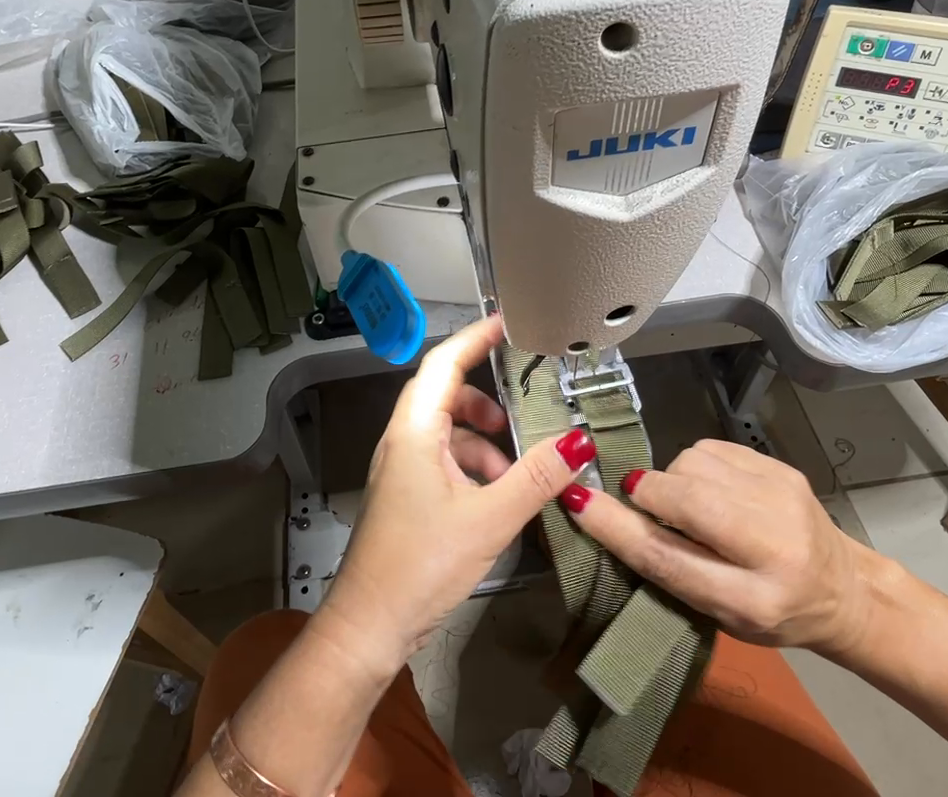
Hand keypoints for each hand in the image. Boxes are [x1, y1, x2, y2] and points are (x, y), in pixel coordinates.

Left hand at [314, 316, 596, 675]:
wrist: (369, 624)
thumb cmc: (421, 564)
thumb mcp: (488, 519)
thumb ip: (535, 478)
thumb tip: (578, 442)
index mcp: (414, 432)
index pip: (443, 364)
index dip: (475, 338)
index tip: (509, 323)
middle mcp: (402, 441)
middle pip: (446, 395)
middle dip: (487, 399)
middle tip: (524, 411)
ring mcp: (401, 469)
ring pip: (448, 432)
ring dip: (484, 440)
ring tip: (518, 469)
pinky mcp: (406, 495)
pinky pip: (444, 461)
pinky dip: (474, 466)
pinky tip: (498, 496)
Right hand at [561, 439, 886, 655]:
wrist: (844, 589)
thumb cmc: (769, 611)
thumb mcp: (716, 610)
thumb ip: (665, 564)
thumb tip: (598, 507)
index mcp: (751, 601)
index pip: (669, 558)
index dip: (616, 527)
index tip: (578, 499)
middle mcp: (773, 547)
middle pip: (683, 498)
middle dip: (647, 492)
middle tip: (644, 504)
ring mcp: (783, 499)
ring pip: (692, 463)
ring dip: (673, 479)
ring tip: (690, 504)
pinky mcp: (783, 469)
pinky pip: (710, 448)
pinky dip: (695, 466)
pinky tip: (711, 487)